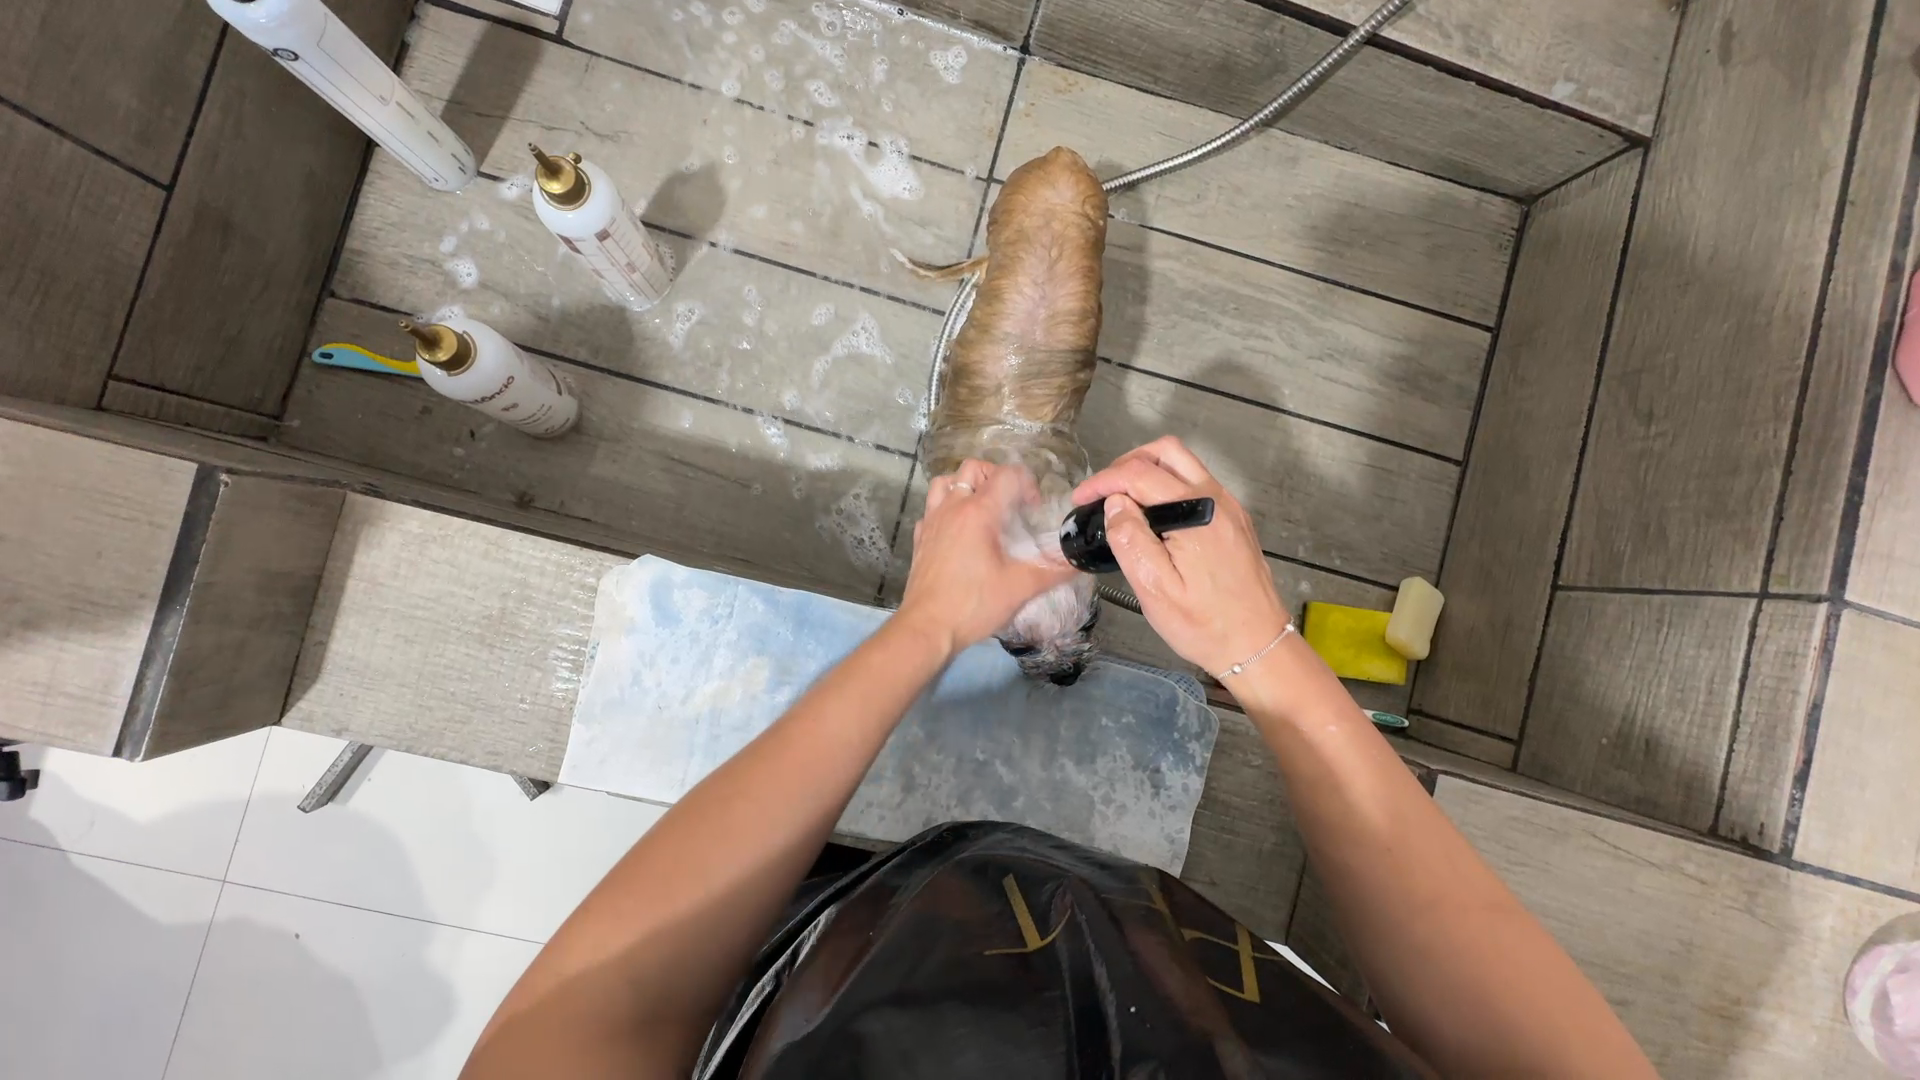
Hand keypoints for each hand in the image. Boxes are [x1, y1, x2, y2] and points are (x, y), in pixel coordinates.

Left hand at [896, 460, 1076, 658]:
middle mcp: (952, 508)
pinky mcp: (920, 538)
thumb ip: (1053, 571)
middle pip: (972, 468)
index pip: (1007, 475)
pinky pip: (933, 508)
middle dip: (996, 476)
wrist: (928, 627)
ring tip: (982, 507)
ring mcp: (931, 521)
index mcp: (979, 512)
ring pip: (945, 482)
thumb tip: (1079, 563)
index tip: (1034, 509)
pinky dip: (947, 509)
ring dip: (966, 486)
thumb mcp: (1021, 587)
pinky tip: (959, 531)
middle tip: (1011, 502)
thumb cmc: (974, 605)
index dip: (1027, 484)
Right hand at [1072, 437, 1290, 675]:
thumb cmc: (1203, 624)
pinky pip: (1197, 484)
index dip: (1103, 481)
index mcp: (1196, 512)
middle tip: (1102, 493)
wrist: (1258, 646)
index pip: (1140, 474)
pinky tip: (1151, 517)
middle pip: (1167, 452)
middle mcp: (1217, 499)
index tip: (1079, 498)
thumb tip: (1116, 503)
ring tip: (1122, 502)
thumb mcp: (1155, 588)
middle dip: (1126, 463)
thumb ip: (1132, 540)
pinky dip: (1166, 486)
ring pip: (1184, 464)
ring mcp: (1229, 507)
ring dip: (1147, 471)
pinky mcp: (1234, 520)